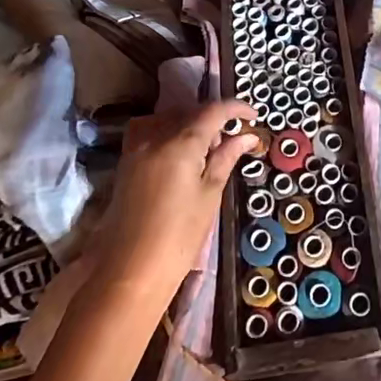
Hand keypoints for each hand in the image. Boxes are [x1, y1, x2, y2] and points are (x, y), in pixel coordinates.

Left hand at [96, 100, 257, 302]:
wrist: (131, 271)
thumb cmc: (180, 234)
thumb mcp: (211, 193)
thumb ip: (226, 158)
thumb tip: (247, 137)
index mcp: (181, 144)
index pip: (213, 112)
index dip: (236, 109)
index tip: (254, 116)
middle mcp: (155, 139)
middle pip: (189, 112)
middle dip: (213, 118)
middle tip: (231, 139)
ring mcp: (135, 150)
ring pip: (166, 118)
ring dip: (189, 122)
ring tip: (205, 146)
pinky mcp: (126, 164)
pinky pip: (149, 132)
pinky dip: (168, 131)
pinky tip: (181, 153)